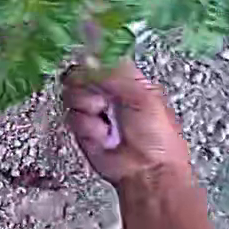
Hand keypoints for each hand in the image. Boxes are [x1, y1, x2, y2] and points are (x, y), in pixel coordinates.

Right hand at [61, 62, 192, 188]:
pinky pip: (71, 115)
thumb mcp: (142, 96)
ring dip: (88, 106)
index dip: (93, 60)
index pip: (101, 58)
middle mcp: (107, 91)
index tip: (91, 65)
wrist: (147, 171)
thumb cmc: (156, 135)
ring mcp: (93, 109)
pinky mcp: (81, 127)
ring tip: (105, 119)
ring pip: (71, 93)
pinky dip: (86, 125)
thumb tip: (90, 58)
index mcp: (127, 79)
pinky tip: (101, 133)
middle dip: (87, 85)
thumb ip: (114, 74)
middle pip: (80, 73)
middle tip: (103, 99)